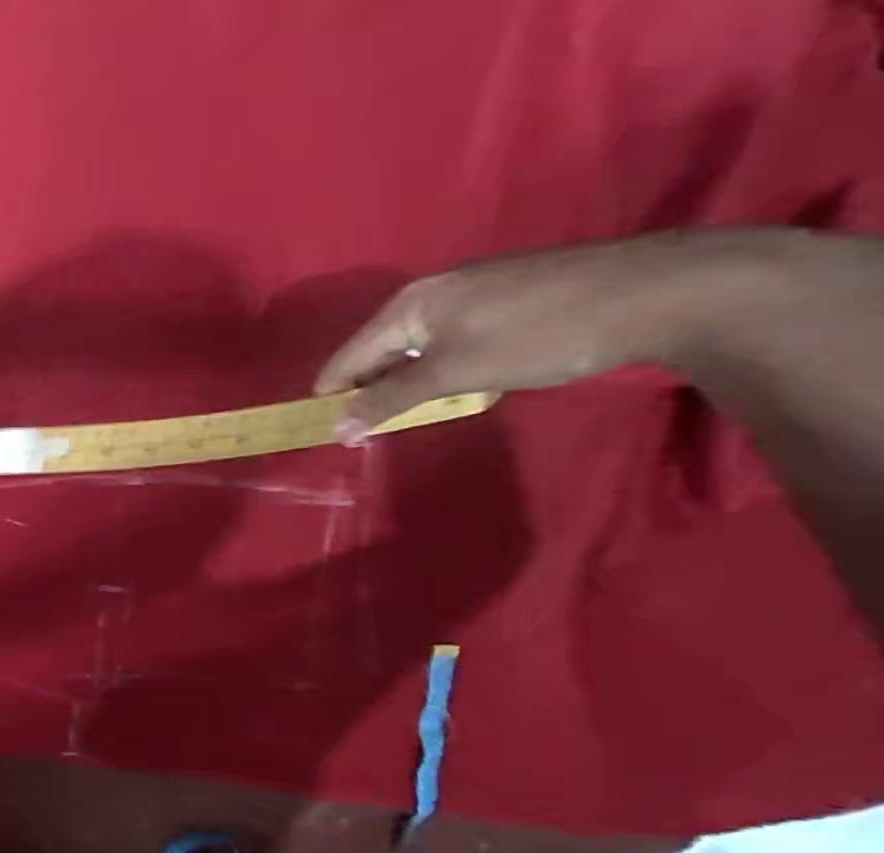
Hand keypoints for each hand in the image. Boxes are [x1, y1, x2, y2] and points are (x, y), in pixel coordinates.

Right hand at [315, 233, 770, 439]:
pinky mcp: (501, 297)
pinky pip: (445, 338)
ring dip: (405, 381)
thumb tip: (334, 430)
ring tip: (408, 414)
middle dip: (368, 390)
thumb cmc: (537, 334)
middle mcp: (429, 292)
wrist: (655, 292)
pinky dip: (437, 366)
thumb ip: (389, 401)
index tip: (327, 432)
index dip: (333, 395)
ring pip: (413, 346)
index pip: (347, 356)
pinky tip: (454, 384)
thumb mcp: (453, 373)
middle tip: (369, 432)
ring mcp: (468, 291)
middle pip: (377, 350)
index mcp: (408, 304)